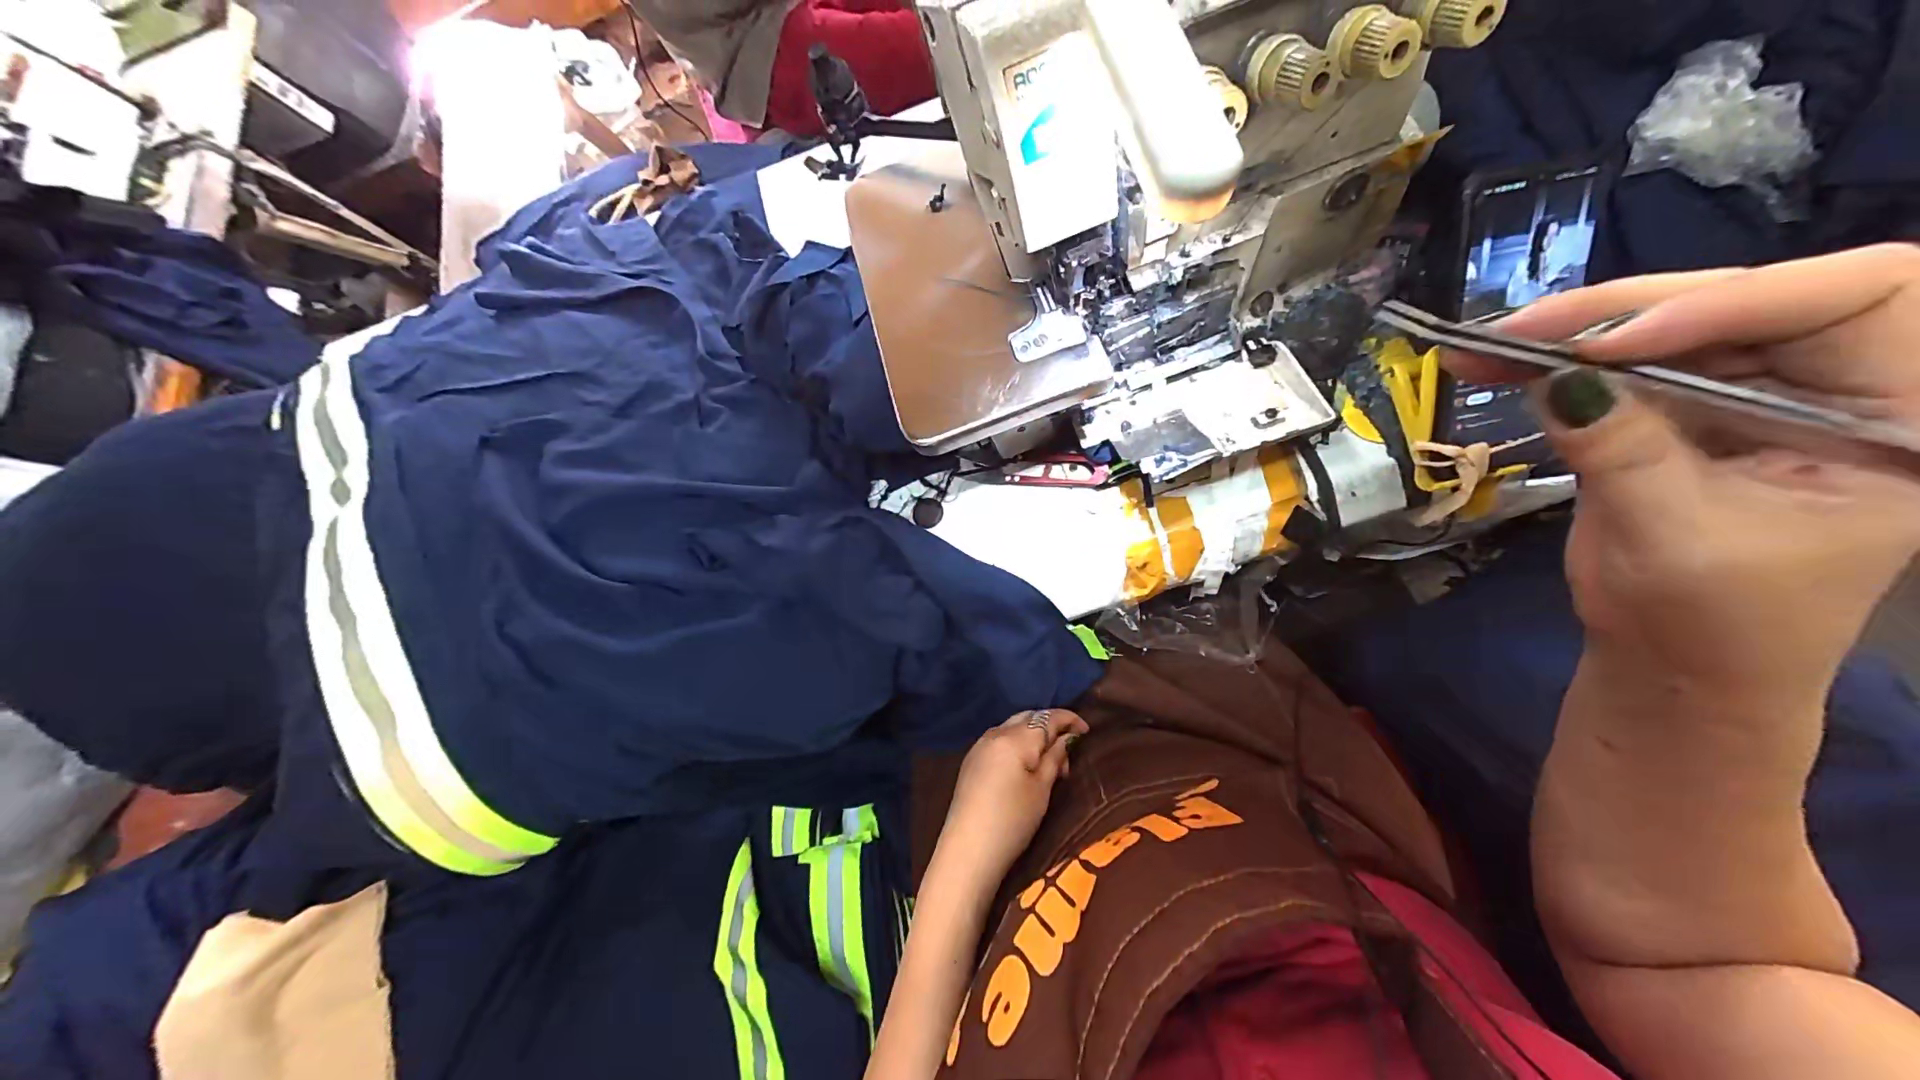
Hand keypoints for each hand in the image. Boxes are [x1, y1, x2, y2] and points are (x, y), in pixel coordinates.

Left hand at [933, 709, 1088, 885]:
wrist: (968, 849)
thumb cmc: (1013, 820)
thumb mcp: (1042, 789)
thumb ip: (1055, 757)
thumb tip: (1066, 738)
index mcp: (1015, 738)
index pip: (1047, 717)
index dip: (1069, 720)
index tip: (1087, 731)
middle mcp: (995, 733)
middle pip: (1028, 718)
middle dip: (1050, 726)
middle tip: (1068, 751)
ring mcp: (980, 745)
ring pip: (1013, 727)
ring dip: (1033, 735)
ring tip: (1048, 762)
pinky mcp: (971, 760)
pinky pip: (1000, 739)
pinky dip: (1017, 743)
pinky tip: (1024, 765)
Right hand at [1452, 245, 1919, 705]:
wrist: (1676, 665)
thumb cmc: (1709, 621)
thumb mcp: (1672, 537)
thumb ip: (1623, 452)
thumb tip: (1553, 379)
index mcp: (1896, 411)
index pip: (1854, 299)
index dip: (1736, 304)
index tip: (1611, 347)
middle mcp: (1834, 383)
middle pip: (1742, 301)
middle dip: (1621, 312)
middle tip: (1514, 331)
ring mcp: (1751, 393)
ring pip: (1667, 326)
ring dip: (1570, 332)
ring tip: (1483, 347)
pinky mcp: (1680, 410)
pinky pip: (1619, 367)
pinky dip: (1553, 362)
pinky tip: (1496, 363)